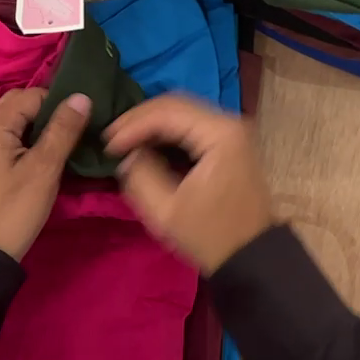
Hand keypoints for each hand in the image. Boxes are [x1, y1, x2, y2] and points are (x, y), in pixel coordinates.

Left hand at [0, 89, 88, 261]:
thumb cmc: (11, 210)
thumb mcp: (44, 170)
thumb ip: (63, 129)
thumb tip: (81, 96)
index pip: (34, 95)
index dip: (60, 106)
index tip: (79, 128)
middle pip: (20, 105)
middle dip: (47, 115)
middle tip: (70, 139)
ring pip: (12, 123)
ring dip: (35, 130)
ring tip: (57, 151)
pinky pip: (2, 139)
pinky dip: (21, 143)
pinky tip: (35, 162)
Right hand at [103, 94, 273, 273]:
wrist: (252, 256)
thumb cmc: (211, 236)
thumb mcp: (166, 212)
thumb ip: (140, 176)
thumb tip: (126, 155)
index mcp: (219, 133)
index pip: (167, 112)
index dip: (132, 125)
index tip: (108, 145)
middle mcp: (228, 121)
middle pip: (175, 103)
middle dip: (140, 118)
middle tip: (112, 137)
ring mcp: (231, 129)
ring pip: (182, 109)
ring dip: (152, 122)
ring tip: (124, 140)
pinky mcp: (228, 139)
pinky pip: (191, 122)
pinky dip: (167, 129)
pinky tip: (147, 143)